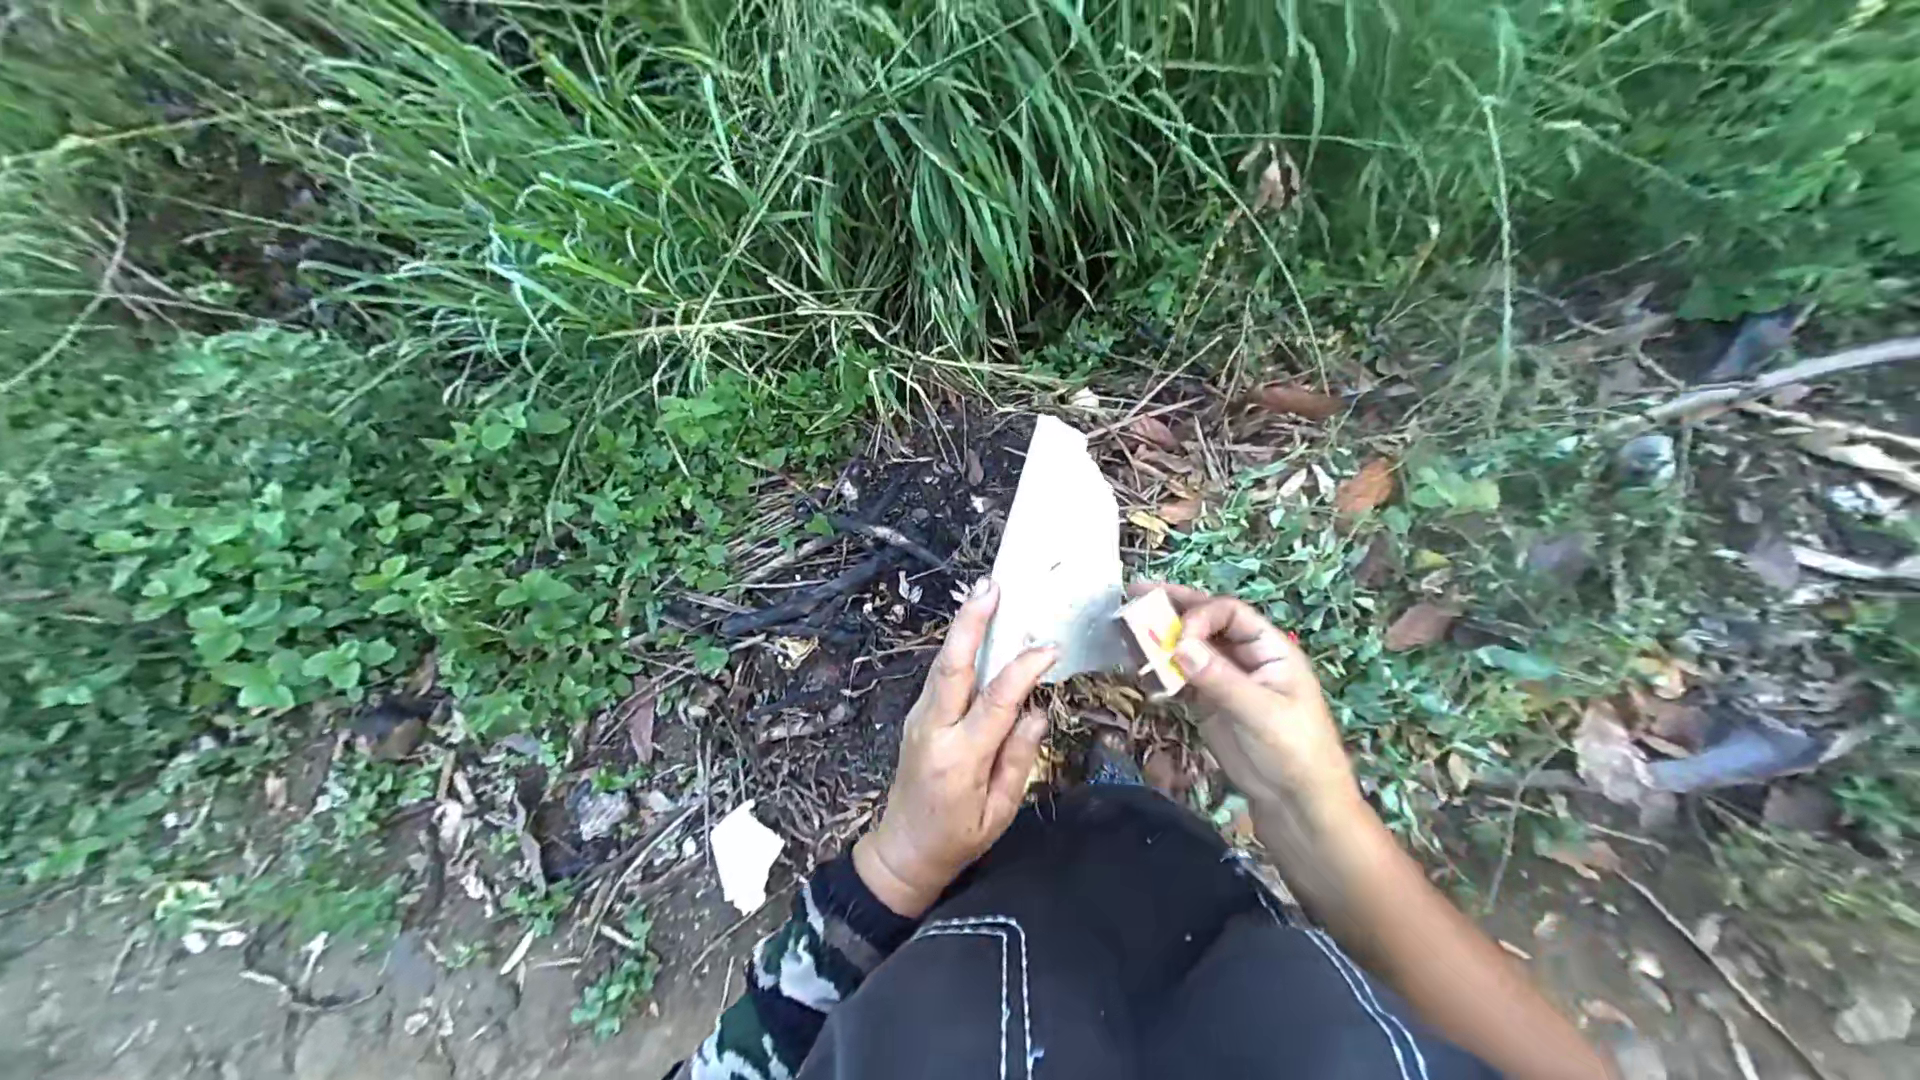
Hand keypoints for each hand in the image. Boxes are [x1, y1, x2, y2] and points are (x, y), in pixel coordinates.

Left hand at [853, 578, 1056, 916]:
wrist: (903, 849)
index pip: (995, 703)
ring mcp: (919, 718)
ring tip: (984, 592)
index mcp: (959, 758)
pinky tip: (974, 627)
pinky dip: (958, 647)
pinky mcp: (917, 714)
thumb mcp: (1000, 811)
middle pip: (952, 667)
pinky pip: (940, 675)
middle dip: (971, 623)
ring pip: (942, 664)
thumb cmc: (959, 838)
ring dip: (962, 627)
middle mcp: (933, 729)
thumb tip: (1036, 710)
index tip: (1050, 649)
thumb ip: (1019, 758)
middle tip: (991, 586)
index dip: (1023, 671)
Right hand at [1132, 582, 1358, 824]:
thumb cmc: (1295, 752)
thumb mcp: (1261, 713)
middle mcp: (1244, 655)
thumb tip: (1179, 646)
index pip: (1229, 613)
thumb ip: (1219, 679)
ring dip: (1159, 636)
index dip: (1200, 616)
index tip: (1177, 638)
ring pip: (1188, 646)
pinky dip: (1158, 668)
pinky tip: (1136, 663)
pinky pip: (1179, 674)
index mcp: (1269, 648)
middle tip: (1135, 593)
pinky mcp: (1207, 700)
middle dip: (1172, 606)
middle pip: (1205, 621)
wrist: (1296, 803)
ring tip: (1126, 625)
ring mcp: (1223, 677)